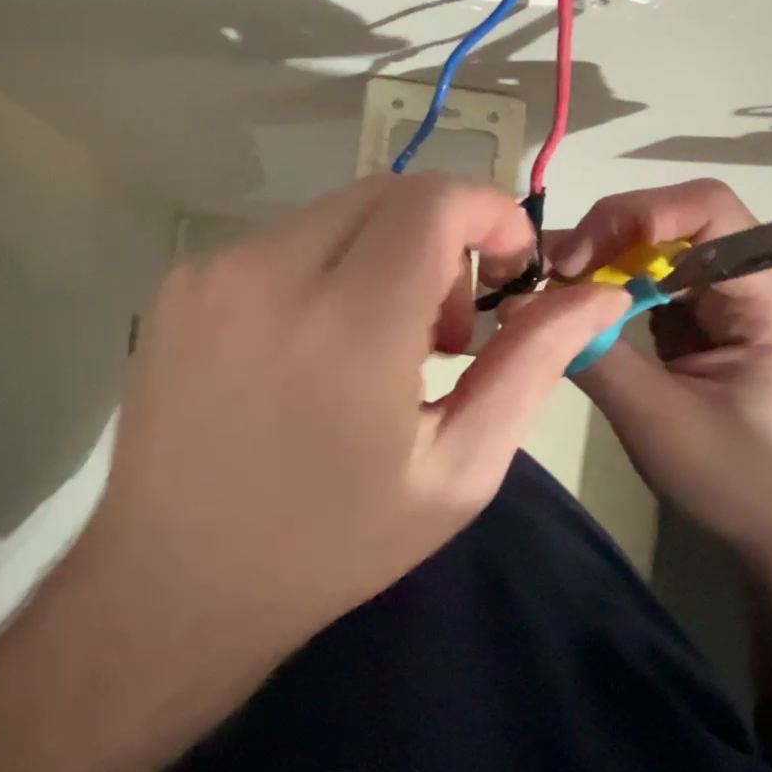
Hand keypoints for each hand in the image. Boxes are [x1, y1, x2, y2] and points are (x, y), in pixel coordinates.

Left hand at [86, 173, 631, 654]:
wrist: (176, 577)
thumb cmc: (328, 544)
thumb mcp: (454, 471)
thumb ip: (528, 367)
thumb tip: (596, 298)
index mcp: (348, 323)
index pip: (433, 200)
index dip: (488, 213)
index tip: (507, 269)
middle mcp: (268, 273)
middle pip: (381, 194)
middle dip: (435, 237)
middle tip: (440, 331)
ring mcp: (209, 274)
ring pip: (325, 217)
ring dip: (372, 254)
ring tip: (373, 347)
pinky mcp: (175, 286)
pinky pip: (271, 247)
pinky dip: (314, 272)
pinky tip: (308, 352)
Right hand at [546, 180, 771, 572]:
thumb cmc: (742, 483)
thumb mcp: (657, 421)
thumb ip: (590, 354)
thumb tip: (516, 304)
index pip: (708, 209)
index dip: (631, 216)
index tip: (574, 261)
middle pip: (680, 220)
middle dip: (607, 240)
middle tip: (549, 277)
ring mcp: (750, 293)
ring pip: (666, 245)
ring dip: (607, 263)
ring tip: (552, 291)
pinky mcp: (725, 313)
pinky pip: (664, 277)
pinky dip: (618, 287)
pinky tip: (580, 307)